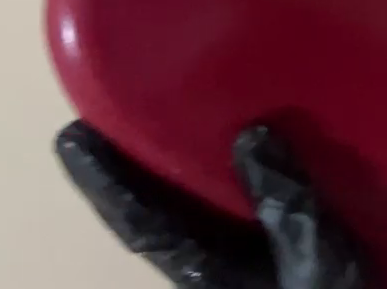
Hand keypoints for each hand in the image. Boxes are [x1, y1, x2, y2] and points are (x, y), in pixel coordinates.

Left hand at [56, 121, 367, 288]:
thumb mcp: (317, 254)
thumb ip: (285, 199)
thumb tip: (251, 132)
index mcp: (204, 267)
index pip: (142, 220)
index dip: (105, 179)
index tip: (70, 136)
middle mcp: (205, 264)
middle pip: (150, 216)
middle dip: (125, 173)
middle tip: (102, 120)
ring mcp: (228, 265)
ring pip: (183, 214)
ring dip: (164, 174)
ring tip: (160, 125)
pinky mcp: (257, 258)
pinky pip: (217, 211)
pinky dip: (206, 179)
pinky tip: (227, 158)